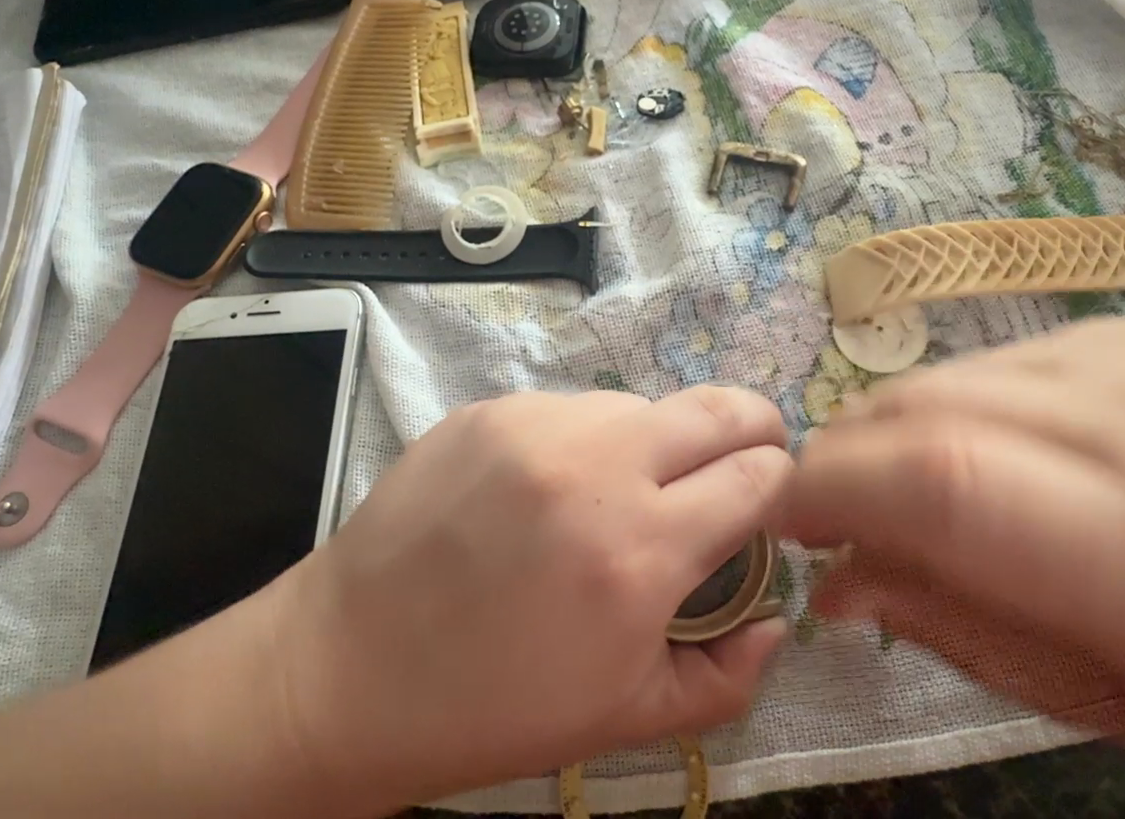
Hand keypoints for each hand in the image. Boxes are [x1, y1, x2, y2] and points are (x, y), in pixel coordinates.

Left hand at [268, 387, 792, 810]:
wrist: (345, 671)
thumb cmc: (492, 707)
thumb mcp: (625, 720)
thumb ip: (727, 676)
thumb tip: (778, 619)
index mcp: (640, 552)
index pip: (759, 476)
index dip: (779, 487)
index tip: (765, 507)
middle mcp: (595, 468)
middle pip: (722, 407)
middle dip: (753, 430)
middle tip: (742, 463)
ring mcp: (536, 426)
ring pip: (643, 405)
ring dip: (658, 441)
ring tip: (625, 491)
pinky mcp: (488, 410)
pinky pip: (572, 408)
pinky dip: (587, 440)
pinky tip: (551, 488)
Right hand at [786, 319, 1124, 761]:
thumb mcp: (1101, 700)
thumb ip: (954, 627)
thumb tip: (835, 581)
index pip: (944, 484)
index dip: (835, 490)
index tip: (783, 524)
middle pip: (925, 412)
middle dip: (836, 459)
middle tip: (813, 511)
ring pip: (939, 379)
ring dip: (875, 431)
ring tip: (872, 486)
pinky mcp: (1116, 330)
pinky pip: (977, 365)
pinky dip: (930, 408)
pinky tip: (950, 451)